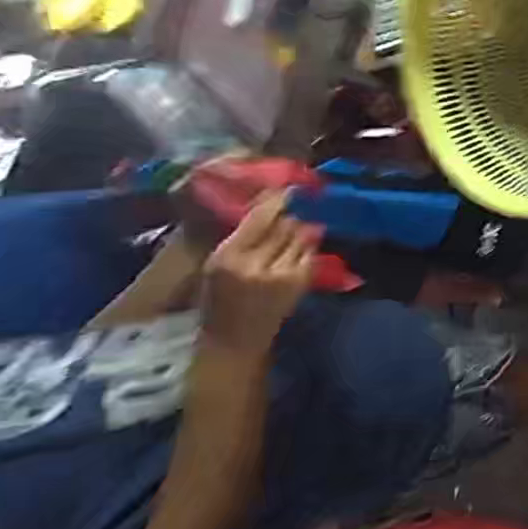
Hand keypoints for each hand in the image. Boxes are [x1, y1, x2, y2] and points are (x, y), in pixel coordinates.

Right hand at [199, 192, 318, 356]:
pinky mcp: (300, 283)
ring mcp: (282, 274)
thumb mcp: (217, 264)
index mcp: (228, 257)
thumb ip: (241, 235)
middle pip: (284, 224)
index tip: (284, 188)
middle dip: (287, 216)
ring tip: (289, 234)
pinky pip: (309, 252)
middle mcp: (256, 264)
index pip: (259, 218)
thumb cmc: (219, 299)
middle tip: (287, 212)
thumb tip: (267, 204)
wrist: (234, 340)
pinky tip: (296, 251)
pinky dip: (305, 248)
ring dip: (298, 231)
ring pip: (300, 236)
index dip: (275, 200)